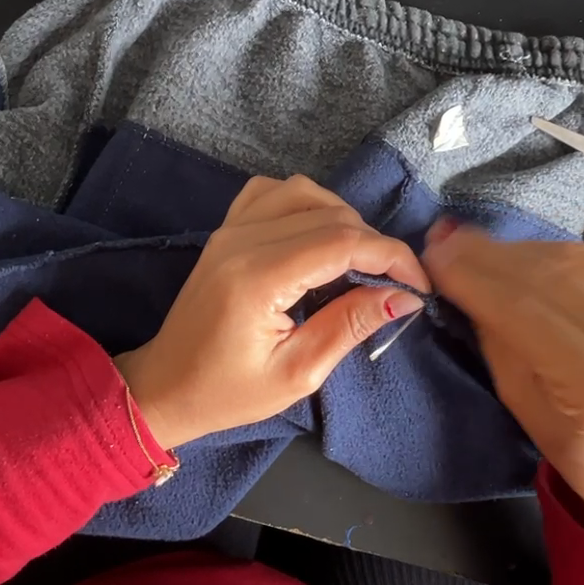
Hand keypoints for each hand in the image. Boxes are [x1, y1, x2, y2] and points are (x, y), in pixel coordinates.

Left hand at [115, 176, 429, 449]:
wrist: (166, 385)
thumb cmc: (227, 392)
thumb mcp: (297, 374)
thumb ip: (349, 326)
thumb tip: (405, 297)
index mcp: (258, 278)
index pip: (342, 242)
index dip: (391, 256)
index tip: (418, 285)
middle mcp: (242, 240)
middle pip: (329, 214)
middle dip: (374, 243)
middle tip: (392, 282)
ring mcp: (229, 229)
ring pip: (303, 192)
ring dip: (342, 218)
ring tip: (358, 260)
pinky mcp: (225, 230)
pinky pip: (272, 193)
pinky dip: (305, 203)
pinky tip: (316, 234)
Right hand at [422, 220, 583, 559]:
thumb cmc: (582, 455)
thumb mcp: (521, 405)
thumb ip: (496, 339)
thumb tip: (460, 279)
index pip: (522, 308)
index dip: (471, 275)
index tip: (432, 256)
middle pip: (548, 276)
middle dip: (486, 255)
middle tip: (444, 242)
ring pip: (572, 261)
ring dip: (515, 250)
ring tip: (474, 248)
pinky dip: (551, 255)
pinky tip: (521, 256)